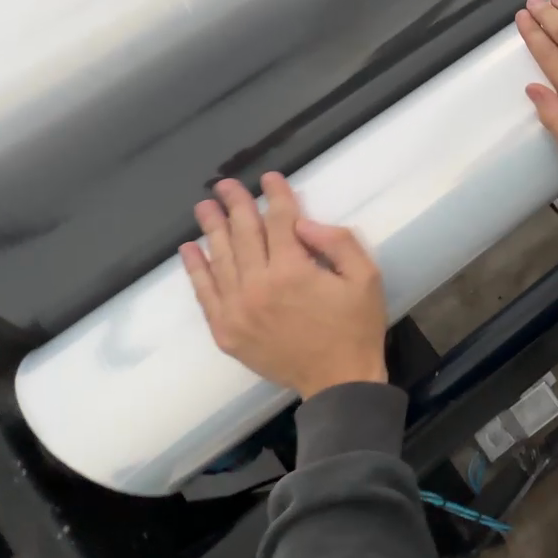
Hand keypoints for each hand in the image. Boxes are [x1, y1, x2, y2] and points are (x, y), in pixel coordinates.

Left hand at [180, 173, 388, 399]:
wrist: (338, 379)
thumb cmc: (358, 325)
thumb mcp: (367, 278)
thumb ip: (339, 244)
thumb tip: (304, 224)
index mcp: (293, 272)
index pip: (280, 223)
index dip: (276, 197)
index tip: (270, 177)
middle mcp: (257, 286)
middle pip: (244, 236)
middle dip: (236, 206)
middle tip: (225, 184)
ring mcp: (236, 309)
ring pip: (220, 260)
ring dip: (212, 230)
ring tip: (205, 206)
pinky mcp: (226, 330)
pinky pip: (205, 293)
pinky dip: (196, 269)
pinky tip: (190, 249)